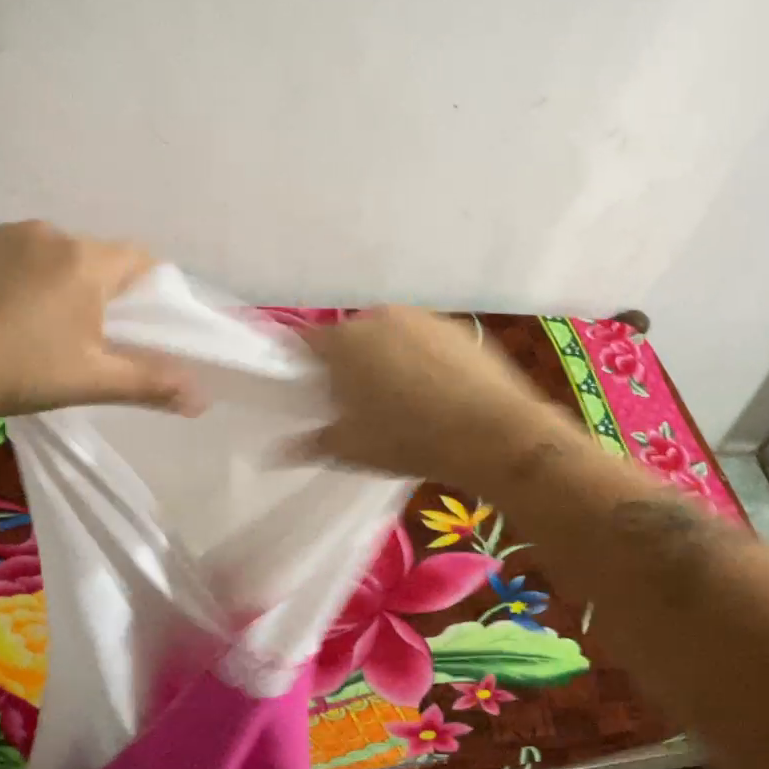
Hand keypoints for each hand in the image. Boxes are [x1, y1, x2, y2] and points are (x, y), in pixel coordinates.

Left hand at [0, 221, 194, 416]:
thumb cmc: (17, 370)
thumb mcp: (91, 381)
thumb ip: (150, 382)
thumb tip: (202, 398)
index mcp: (86, 261)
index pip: (141, 259)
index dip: (149, 291)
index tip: (137, 327)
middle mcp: (48, 234)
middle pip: (95, 258)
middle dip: (100, 292)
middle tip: (86, 341)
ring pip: (51, 256)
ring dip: (56, 284)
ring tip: (36, 331)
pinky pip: (10, 257)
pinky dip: (16, 280)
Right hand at [294, 306, 587, 488]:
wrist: (492, 434)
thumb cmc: (408, 441)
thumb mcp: (351, 450)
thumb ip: (311, 443)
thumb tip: (277, 451)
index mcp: (342, 341)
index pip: (306, 343)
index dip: (302, 366)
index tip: (308, 390)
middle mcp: (379, 317)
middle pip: (350, 337)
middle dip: (348, 364)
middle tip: (355, 402)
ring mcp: (423, 318)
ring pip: (391, 337)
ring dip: (387, 359)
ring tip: (400, 399)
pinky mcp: (459, 328)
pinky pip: (426, 342)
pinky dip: (423, 360)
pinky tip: (436, 393)